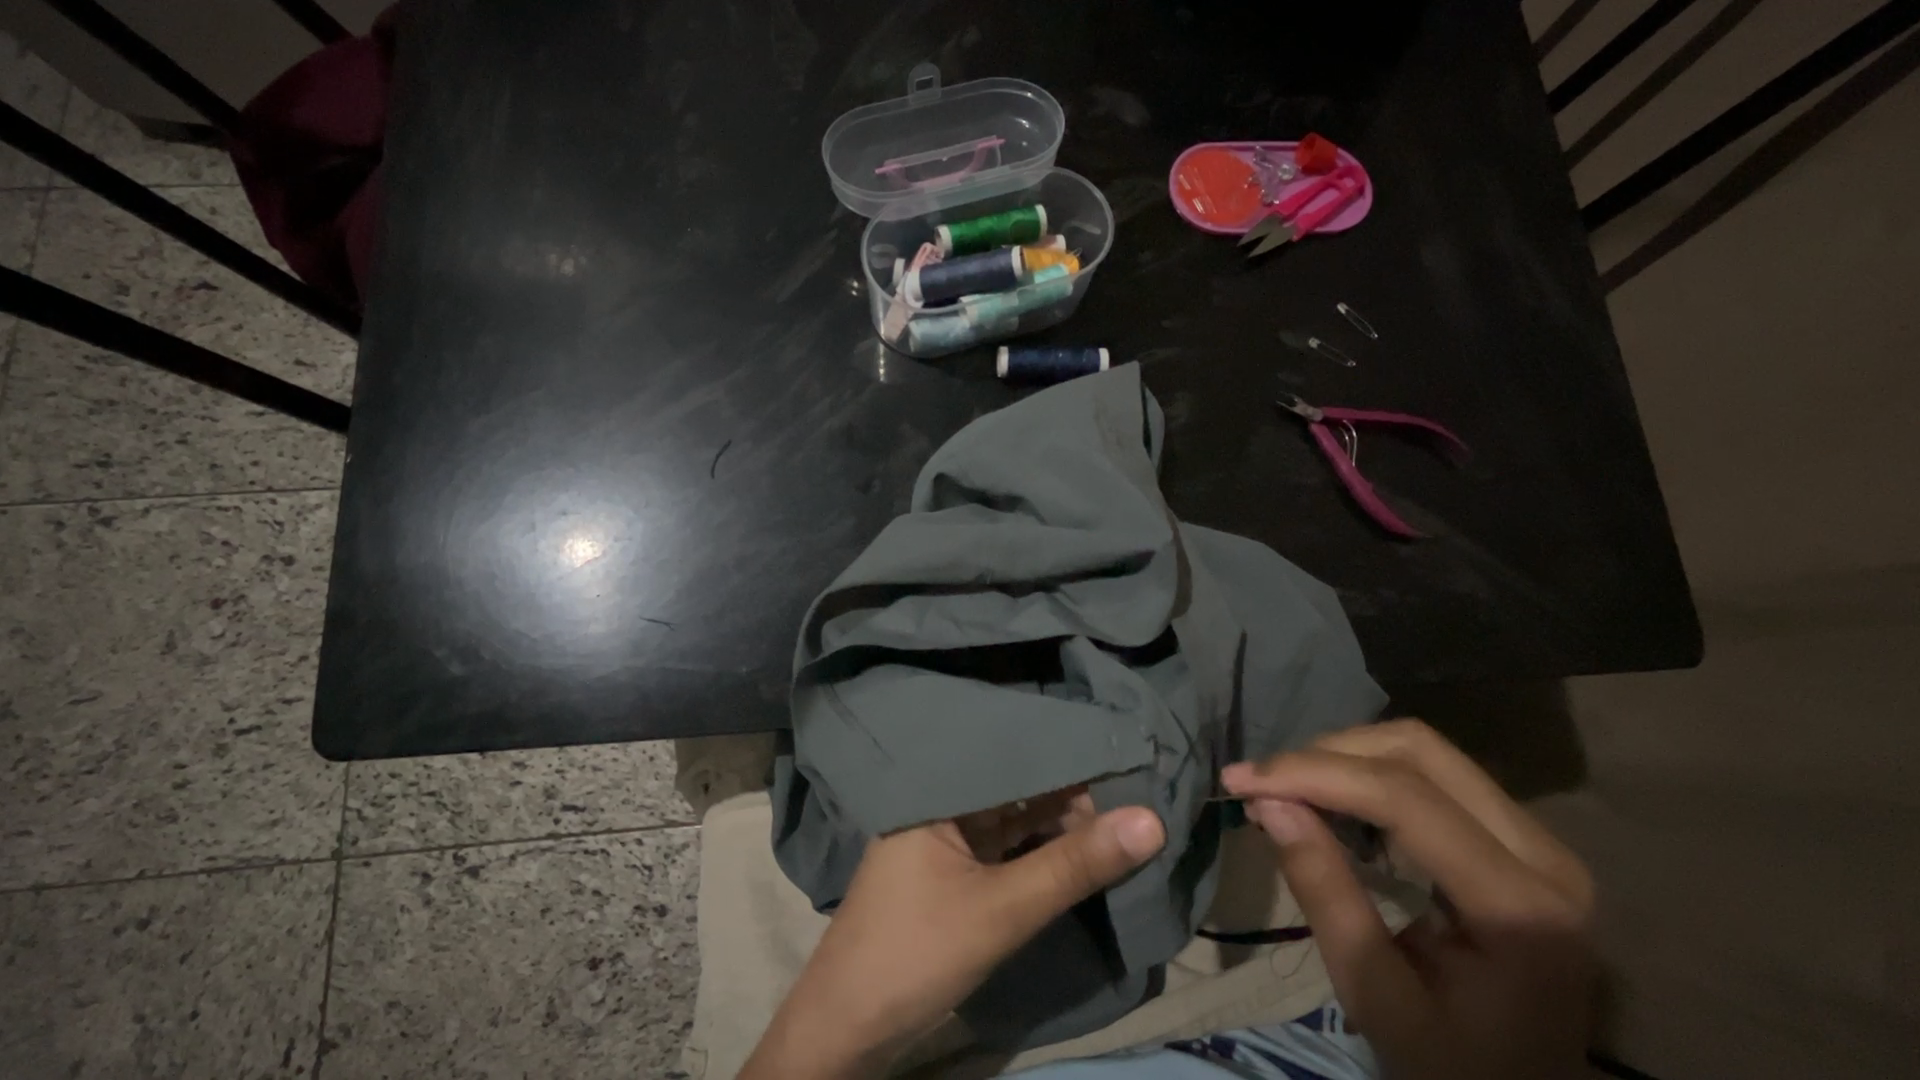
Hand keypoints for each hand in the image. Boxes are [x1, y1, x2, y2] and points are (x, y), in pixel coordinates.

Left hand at [741, 790, 1165, 1079]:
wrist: (848, 1025)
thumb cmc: (916, 951)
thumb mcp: (1003, 910)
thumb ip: (1075, 865)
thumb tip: (1153, 819)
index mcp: (939, 789)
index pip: (1016, 754)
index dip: (1072, 753)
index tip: (1134, 751)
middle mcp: (942, 802)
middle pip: (1020, 784)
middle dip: (1076, 789)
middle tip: (1143, 789)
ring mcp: (947, 838)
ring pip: (1017, 816)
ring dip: (1064, 821)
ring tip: (1129, 814)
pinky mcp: (954, 871)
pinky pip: (1008, 845)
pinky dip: (1044, 848)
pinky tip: (1086, 849)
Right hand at [1221, 720, 1594, 1079]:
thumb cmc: (1451, 1063)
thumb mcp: (1377, 996)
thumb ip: (1326, 895)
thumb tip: (1267, 805)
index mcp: (1521, 906)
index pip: (1407, 800)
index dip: (1315, 775)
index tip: (1240, 780)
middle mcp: (1545, 855)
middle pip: (1422, 753)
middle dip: (1329, 753)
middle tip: (1262, 781)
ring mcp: (1539, 841)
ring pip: (1428, 752)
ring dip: (1346, 757)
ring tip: (1287, 788)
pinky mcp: (1519, 839)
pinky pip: (1436, 776)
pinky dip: (1370, 774)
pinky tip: (1330, 800)